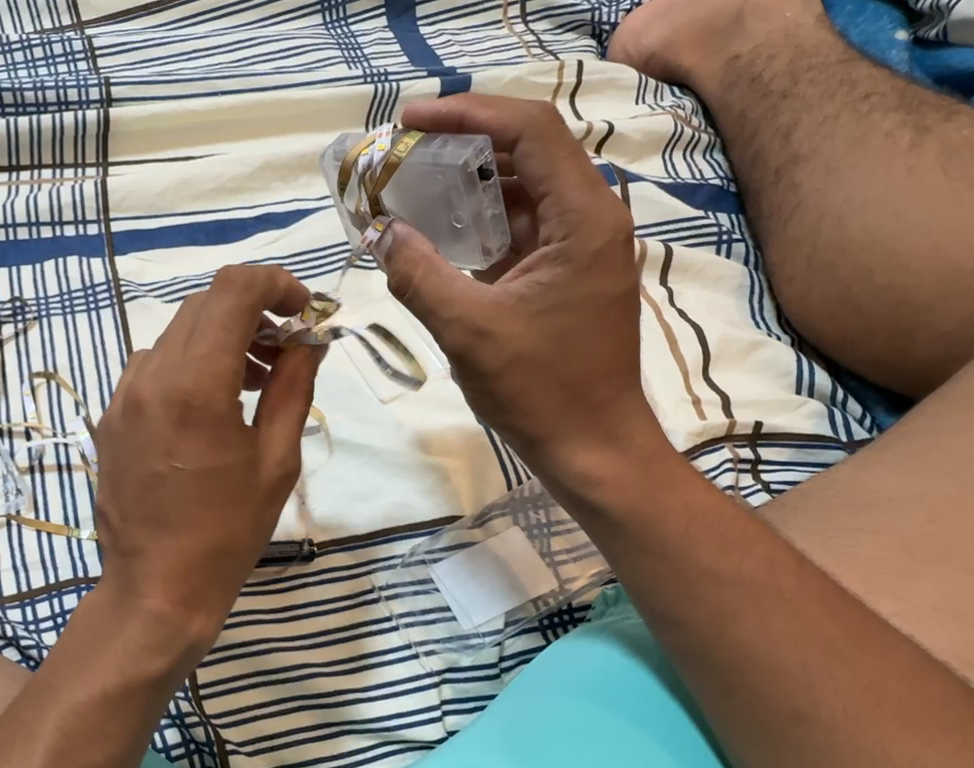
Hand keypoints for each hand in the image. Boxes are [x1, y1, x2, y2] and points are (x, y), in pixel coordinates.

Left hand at [92, 265, 322, 649]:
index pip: (232, 290)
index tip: (302, 310)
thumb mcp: (276, 461)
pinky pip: (150, 370)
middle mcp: (149, 378)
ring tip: (253, 383)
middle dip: (250, 313)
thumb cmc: (227, 534)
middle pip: (202, 307)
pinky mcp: (109, 420)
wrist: (156, 588)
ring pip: (173, 336)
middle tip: (286, 349)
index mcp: (195, 385)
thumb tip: (310, 340)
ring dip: (218, 341)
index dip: (275, 284)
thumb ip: (294, 388)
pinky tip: (209, 409)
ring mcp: (121, 398)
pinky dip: (186, 368)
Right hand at [376, 95, 665, 484]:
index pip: (529, 131)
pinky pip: (519, 231)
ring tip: (409, 191)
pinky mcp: (565, 276)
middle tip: (401, 157)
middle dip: (461, 148)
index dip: (467, 115)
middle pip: (526, 154)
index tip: (410, 121)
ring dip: (467, 188)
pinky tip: (436, 237)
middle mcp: (591, 219)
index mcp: (583, 218)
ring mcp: (580, 249)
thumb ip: (420, 275)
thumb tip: (381, 233)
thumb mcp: (469, 330)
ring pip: (520, 193)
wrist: (592, 445)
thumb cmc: (540, 389)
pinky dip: (477, 227)